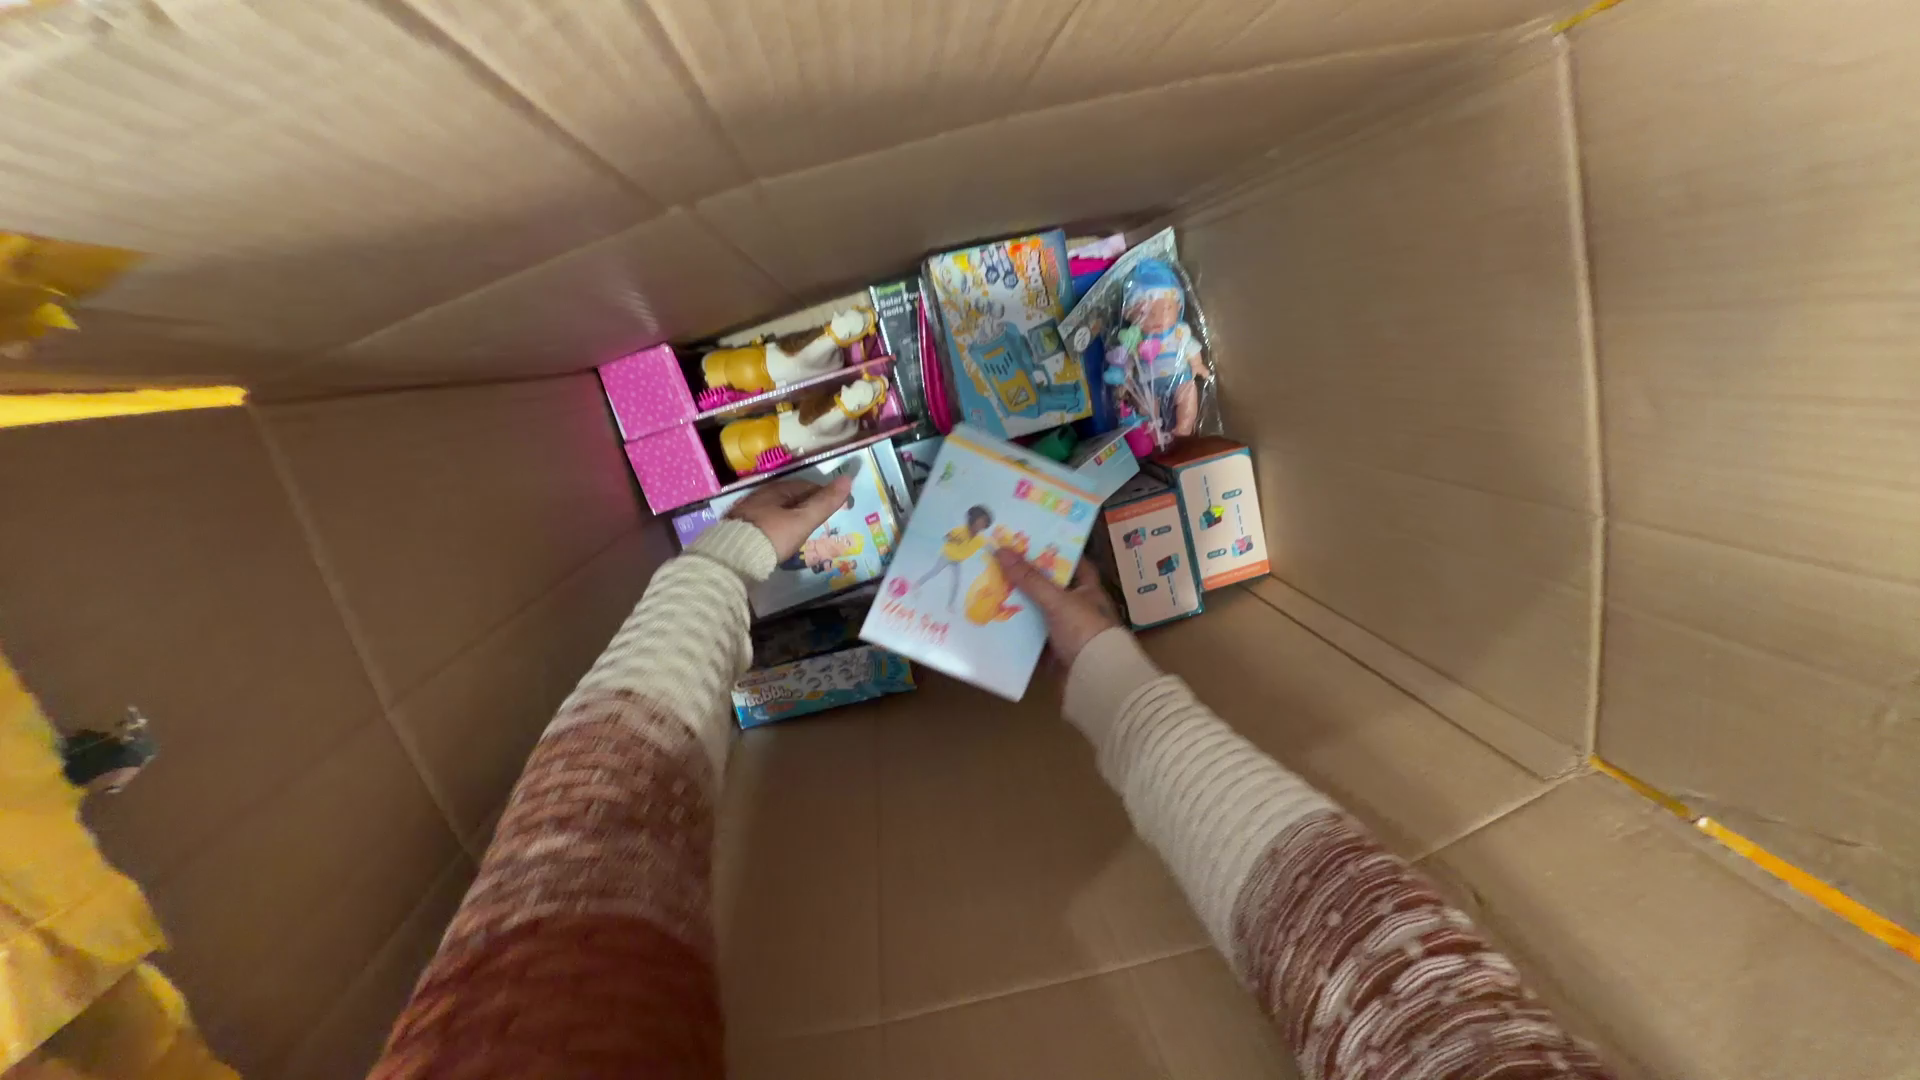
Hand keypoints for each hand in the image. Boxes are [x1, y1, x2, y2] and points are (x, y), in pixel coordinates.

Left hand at [726, 476, 853, 561]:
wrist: (732, 558)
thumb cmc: (773, 535)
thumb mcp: (803, 520)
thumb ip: (825, 502)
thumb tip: (848, 478)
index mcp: (777, 489)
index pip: (808, 486)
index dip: (824, 495)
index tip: (836, 510)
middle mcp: (761, 494)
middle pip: (792, 496)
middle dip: (807, 506)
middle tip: (820, 522)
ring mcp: (748, 510)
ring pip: (778, 509)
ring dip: (792, 516)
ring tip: (802, 532)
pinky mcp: (739, 526)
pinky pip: (766, 521)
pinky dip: (778, 526)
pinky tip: (780, 538)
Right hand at [993, 549, 1121, 670]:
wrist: (1095, 679)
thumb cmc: (1084, 631)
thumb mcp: (1057, 600)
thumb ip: (1030, 578)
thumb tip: (1002, 550)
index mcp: (1089, 590)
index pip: (1074, 563)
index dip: (1056, 551)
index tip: (1032, 541)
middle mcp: (1079, 609)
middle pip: (1050, 588)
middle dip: (1028, 579)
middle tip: (1001, 563)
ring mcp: (1067, 632)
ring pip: (1039, 614)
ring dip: (1019, 607)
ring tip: (990, 589)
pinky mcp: (1054, 653)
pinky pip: (1032, 639)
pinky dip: (1017, 634)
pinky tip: (995, 624)